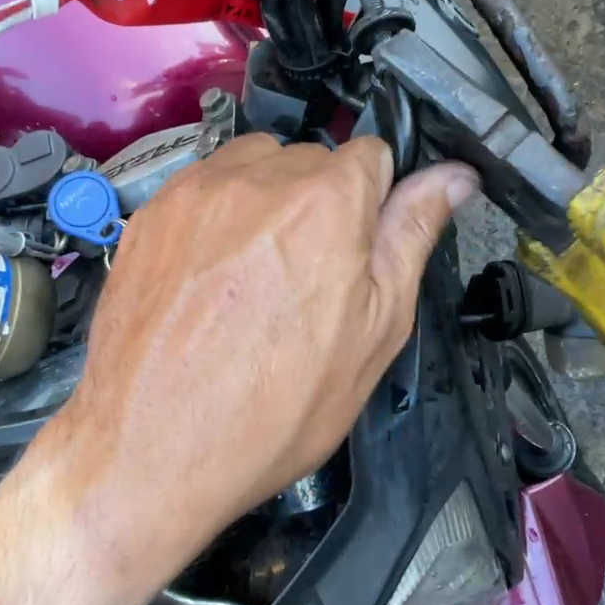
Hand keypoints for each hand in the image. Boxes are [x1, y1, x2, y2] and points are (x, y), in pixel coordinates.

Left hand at [0, 135, 477, 604]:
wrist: (150, 450)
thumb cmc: (274, 407)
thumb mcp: (374, 331)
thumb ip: (412, 237)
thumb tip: (453, 178)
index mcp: (328, 200)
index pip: (374, 155)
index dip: (376, 203)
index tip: (359, 249)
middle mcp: (259, 176)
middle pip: (313, 161)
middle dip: (322, 204)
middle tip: (307, 279)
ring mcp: (197, 190)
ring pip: (256, 166)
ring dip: (268, 201)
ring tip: (256, 276)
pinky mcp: (151, 211)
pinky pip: (204, 188)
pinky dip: (218, 217)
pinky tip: (211, 279)